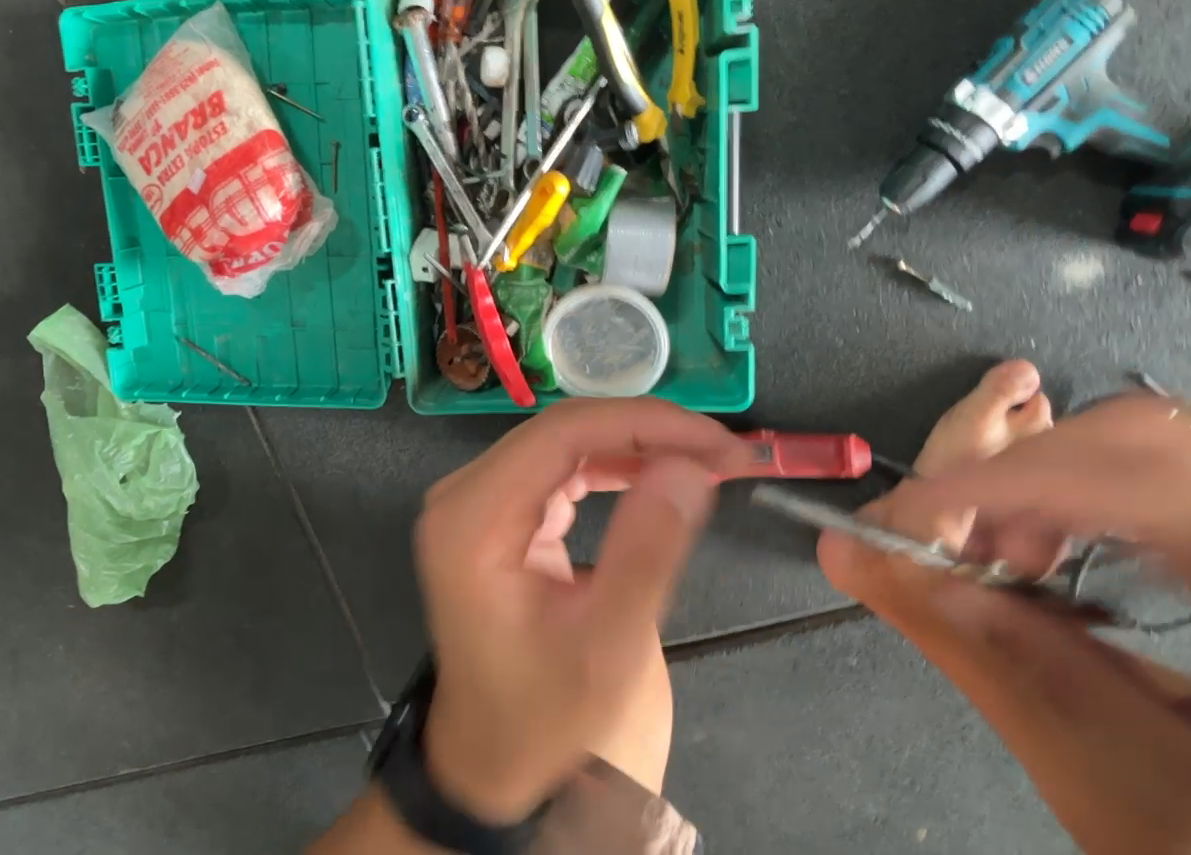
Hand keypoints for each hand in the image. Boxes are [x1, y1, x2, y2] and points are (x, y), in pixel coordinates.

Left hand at [413, 398, 747, 822]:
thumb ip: (648, 551)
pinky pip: (560, 470)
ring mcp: (476, 504)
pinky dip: (615, 467)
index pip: (563, 432)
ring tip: (707, 463)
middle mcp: (464, 497)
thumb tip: (690, 464)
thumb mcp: (607, 647)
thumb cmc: (545, 722)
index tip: (721, 444)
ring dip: (638, 445)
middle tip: (726, 455)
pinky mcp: (497, 517)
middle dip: (650, 432)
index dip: (648, 423)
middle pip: (563, 430)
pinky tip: (659, 476)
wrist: (494, 766)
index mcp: (473, 520)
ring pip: (565, 443)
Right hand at [819, 394, 1190, 852]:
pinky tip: (1063, 558)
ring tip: (1003, 559)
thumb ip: (1005, 666)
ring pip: (1174, 456)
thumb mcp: (1143, 802)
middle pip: (1160, 444)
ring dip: (1057, 488)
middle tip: (955, 544)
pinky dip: (1098, 506)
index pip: (1152, 476)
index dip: (1004, 478)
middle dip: (1025, 476)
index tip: (901, 516)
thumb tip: (864, 557)